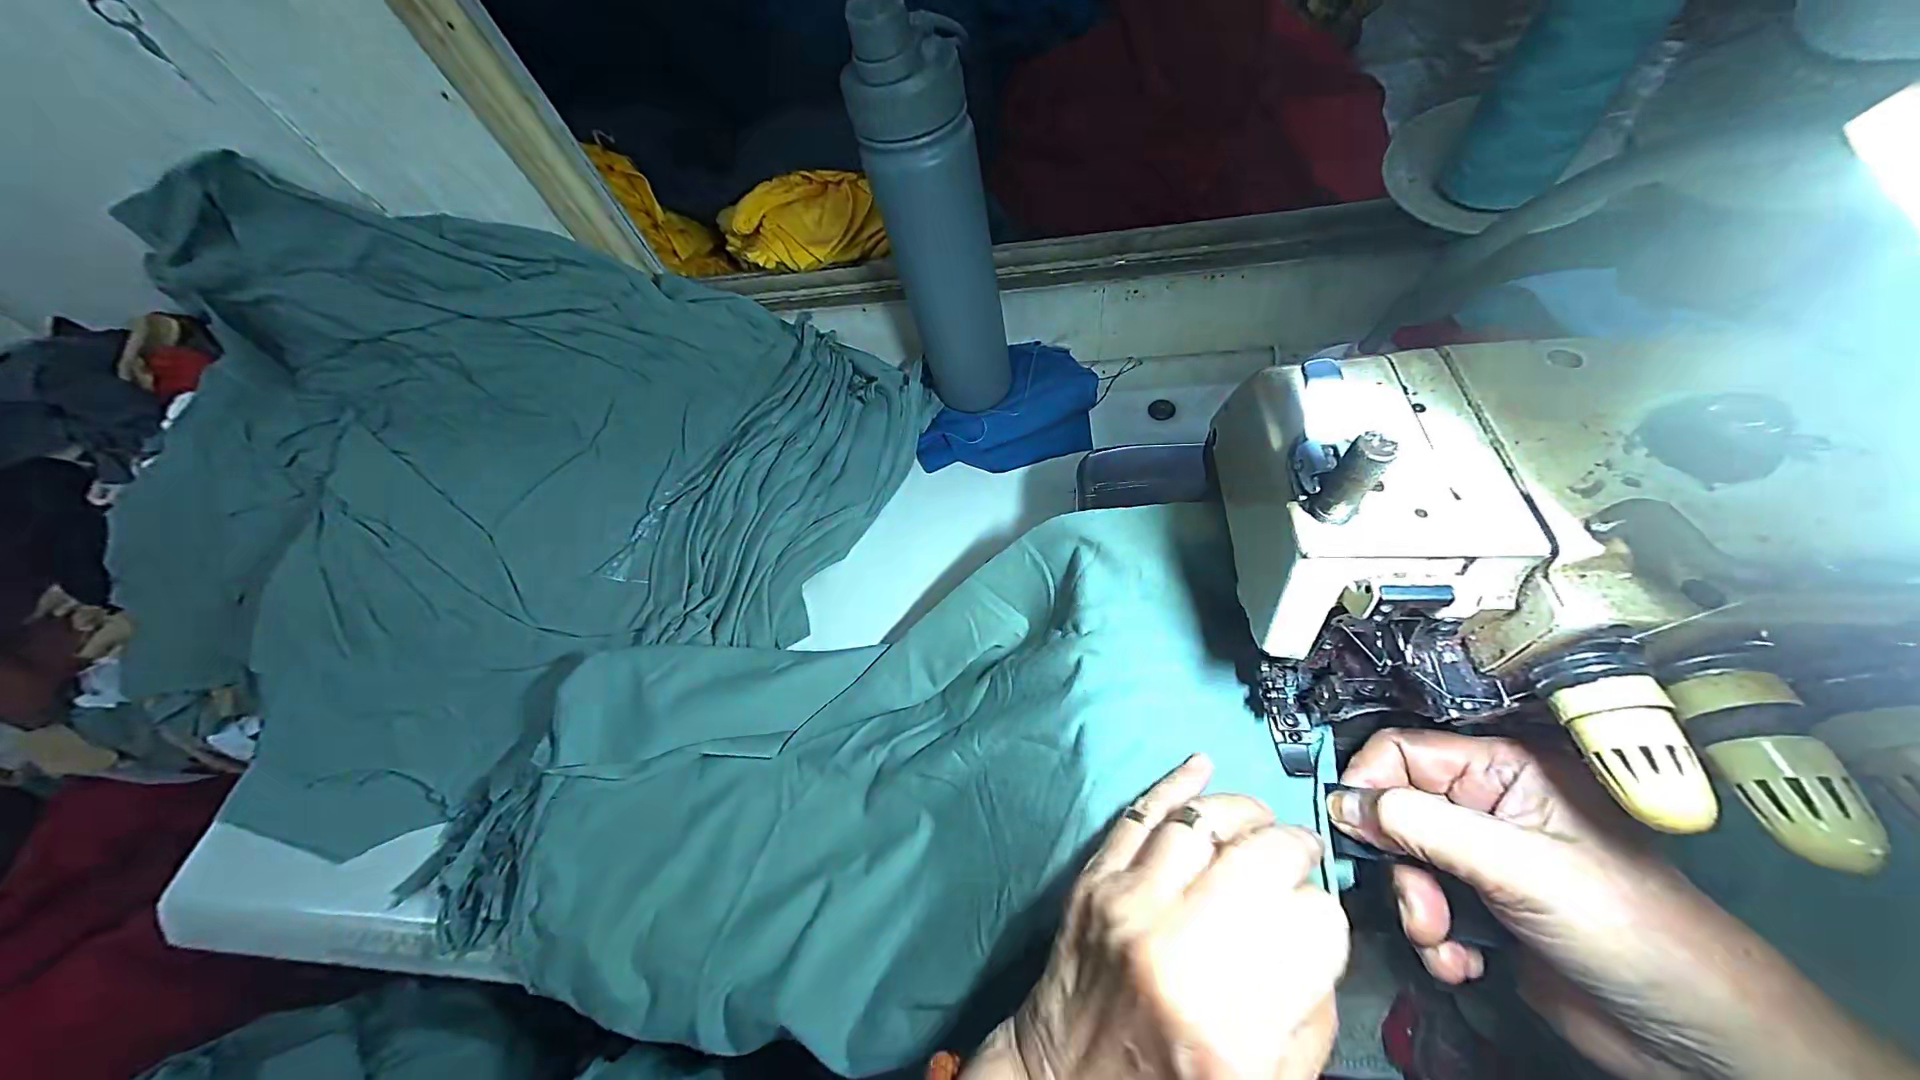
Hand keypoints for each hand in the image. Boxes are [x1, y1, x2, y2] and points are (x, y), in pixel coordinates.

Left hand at [966, 754, 1348, 1079]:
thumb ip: (1308, 1009)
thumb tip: (1315, 925)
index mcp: (1227, 1018)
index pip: (1310, 922)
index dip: (1324, 913)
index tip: (1317, 914)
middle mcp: (1172, 945)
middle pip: (1258, 858)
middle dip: (1293, 846)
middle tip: (1301, 851)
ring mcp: (1124, 901)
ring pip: (1199, 822)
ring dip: (1241, 811)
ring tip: (1260, 822)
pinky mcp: (1092, 879)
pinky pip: (1138, 813)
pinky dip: (1173, 784)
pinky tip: (1201, 767)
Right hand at [1330, 728, 1918, 1079]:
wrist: (1702, 1043)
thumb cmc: (1638, 936)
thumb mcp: (1522, 867)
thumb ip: (1423, 825)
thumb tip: (1344, 804)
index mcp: (1506, 771)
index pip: (1401, 752)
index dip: (1369, 784)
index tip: (1351, 825)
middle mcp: (1486, 807)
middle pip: (1393, 810)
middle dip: (1398, 864)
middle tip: (1420, 904)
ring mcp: (1482, 857)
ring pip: (1402, 862)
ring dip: (1413, 907)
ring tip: (1445, 940)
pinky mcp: (1479, 904)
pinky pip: (1421, 904)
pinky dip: (1431, 936)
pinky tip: (1461, 960)